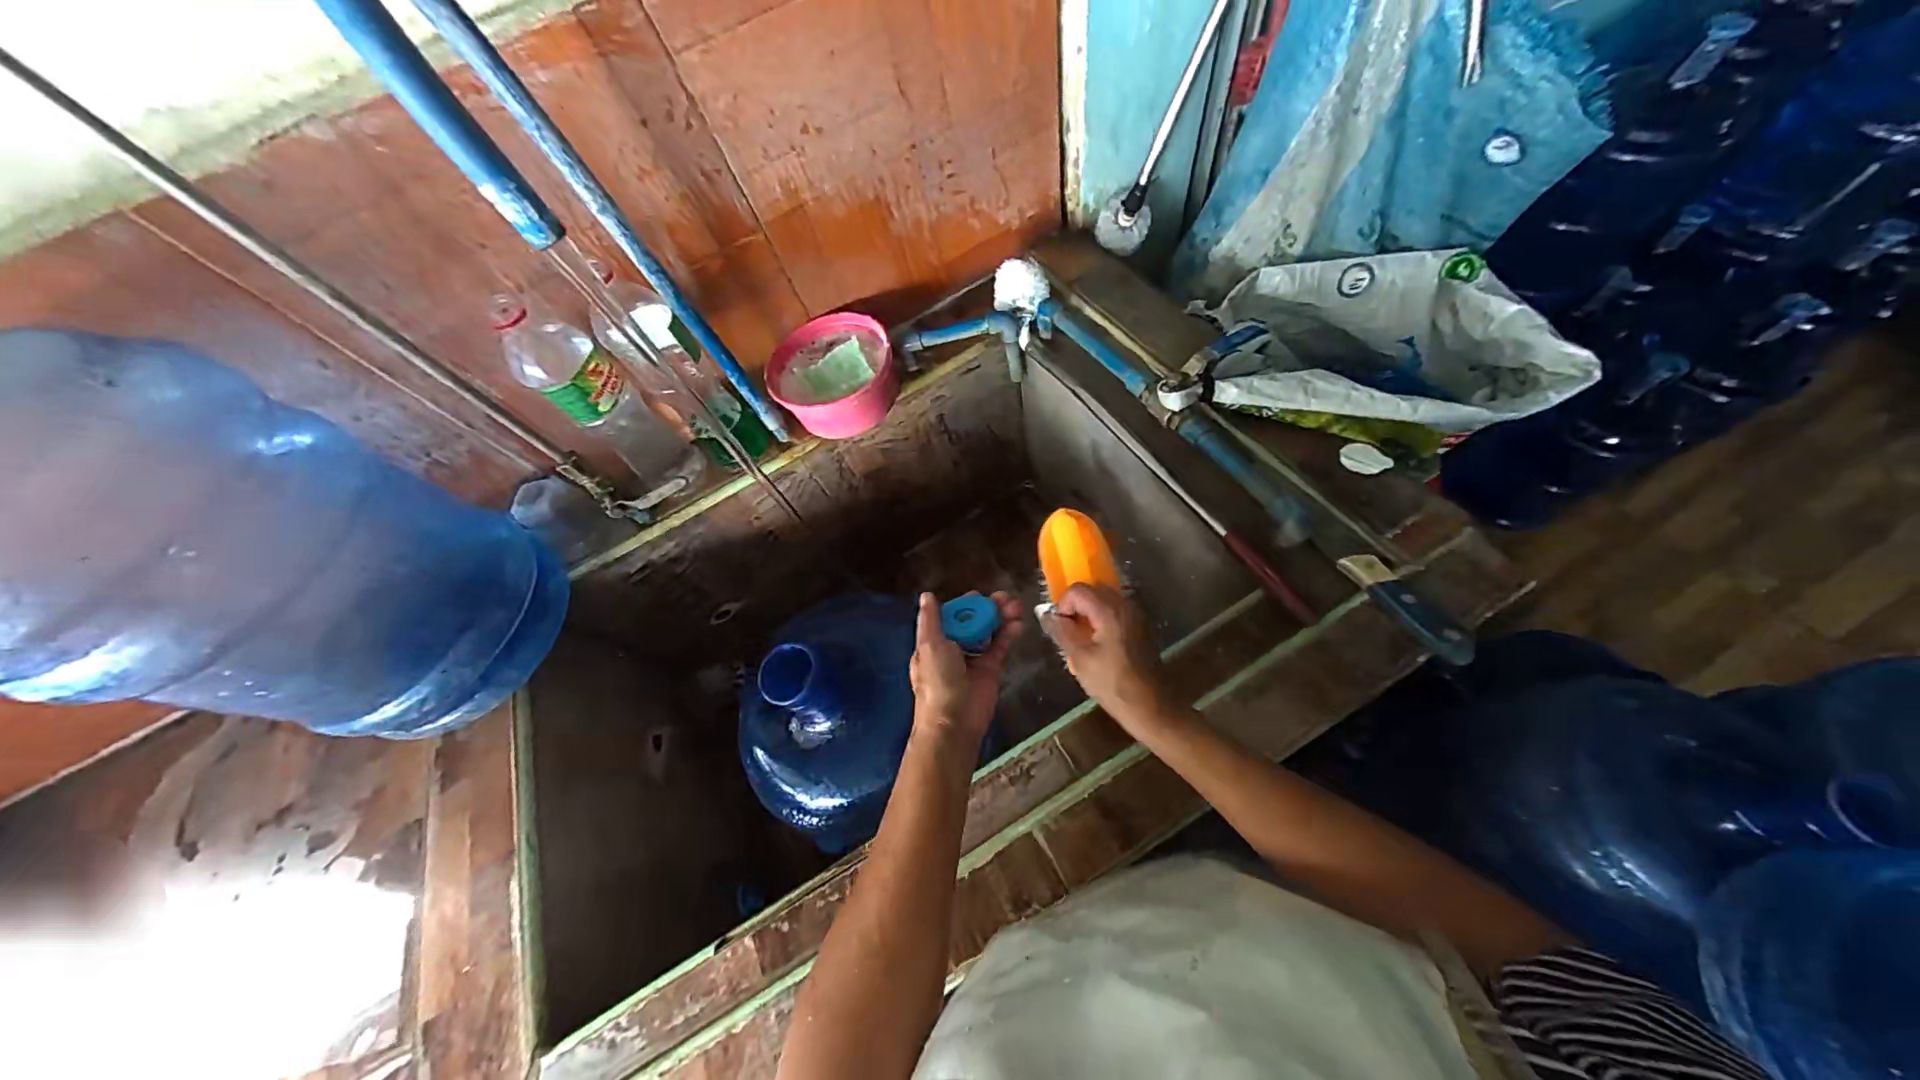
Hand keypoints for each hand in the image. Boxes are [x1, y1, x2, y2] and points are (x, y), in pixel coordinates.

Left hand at [909, 591, 1025, 743]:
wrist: (954, 722)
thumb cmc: (937, 681)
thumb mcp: (929, 645)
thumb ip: (931, 620)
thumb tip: (927, 595)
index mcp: (935, 641)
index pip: (951, 616)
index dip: (966, 605)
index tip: (980, 596)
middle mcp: (954, 648)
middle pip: (973, 621)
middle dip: (988, 609)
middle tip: (1005, 598)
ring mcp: (973, 658)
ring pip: (989, 631)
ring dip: (1001, 618)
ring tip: (1015, 606)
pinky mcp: (991, 669)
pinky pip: (1000, 647)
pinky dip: (1008, 634)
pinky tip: (1018, 624)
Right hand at [1043, 585, 1171, 723]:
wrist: (1149, 705)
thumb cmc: (1112, 683)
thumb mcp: (1080, 658)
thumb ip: (1061, 630)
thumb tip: (1046, 613)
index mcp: (1109, 610)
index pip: (1077, 590)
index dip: (1063, 606)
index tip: (1061, 629)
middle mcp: (1125, 605)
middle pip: (1092, 590)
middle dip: (1076, 607)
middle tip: (1070, 633)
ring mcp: (1136, 614)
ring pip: (1105, 599)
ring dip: (1089, 613)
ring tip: (1083, 639)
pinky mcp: (1141, 626)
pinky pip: (1116, 611)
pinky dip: (1103, 618)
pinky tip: (1100, 644)